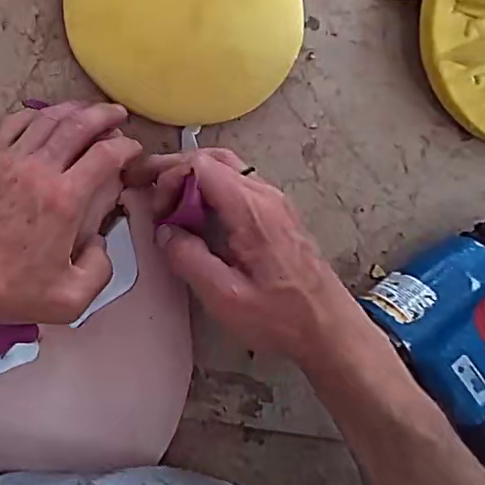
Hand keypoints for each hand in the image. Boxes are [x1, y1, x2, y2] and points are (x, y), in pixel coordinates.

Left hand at [0, 101, 142, 332]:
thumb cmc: (9, 289)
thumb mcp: (70, 299)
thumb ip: (100, 269)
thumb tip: (101, 241)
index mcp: (65, 199)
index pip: (106, 155)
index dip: (127, 147)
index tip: (133, 149)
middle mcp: (40, 170)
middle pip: (80, 124)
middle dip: (105, 115)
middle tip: (118, 114)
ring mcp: (9, 159)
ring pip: (49, 118)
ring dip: (75, 109)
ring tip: (89, 109)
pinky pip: (16, 122)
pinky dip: (38, 114)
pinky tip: (47, 117)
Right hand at [133, 149, 372, 367]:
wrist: (328, 326)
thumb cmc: (283, 316)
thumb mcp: (225, 297)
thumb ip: (189, 260)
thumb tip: (165, 234)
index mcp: (250, 208)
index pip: (201, 164)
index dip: (170, 177)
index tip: (158, 208)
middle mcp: (265, 195)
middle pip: (213, 158)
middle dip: (178, 170)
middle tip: (155, 194)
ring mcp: (274, 201)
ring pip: (226, 168)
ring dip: (195, 180)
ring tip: (172, 208)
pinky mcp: (277, 212)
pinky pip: (239, 184)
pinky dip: (212, 190)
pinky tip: (200, 218)